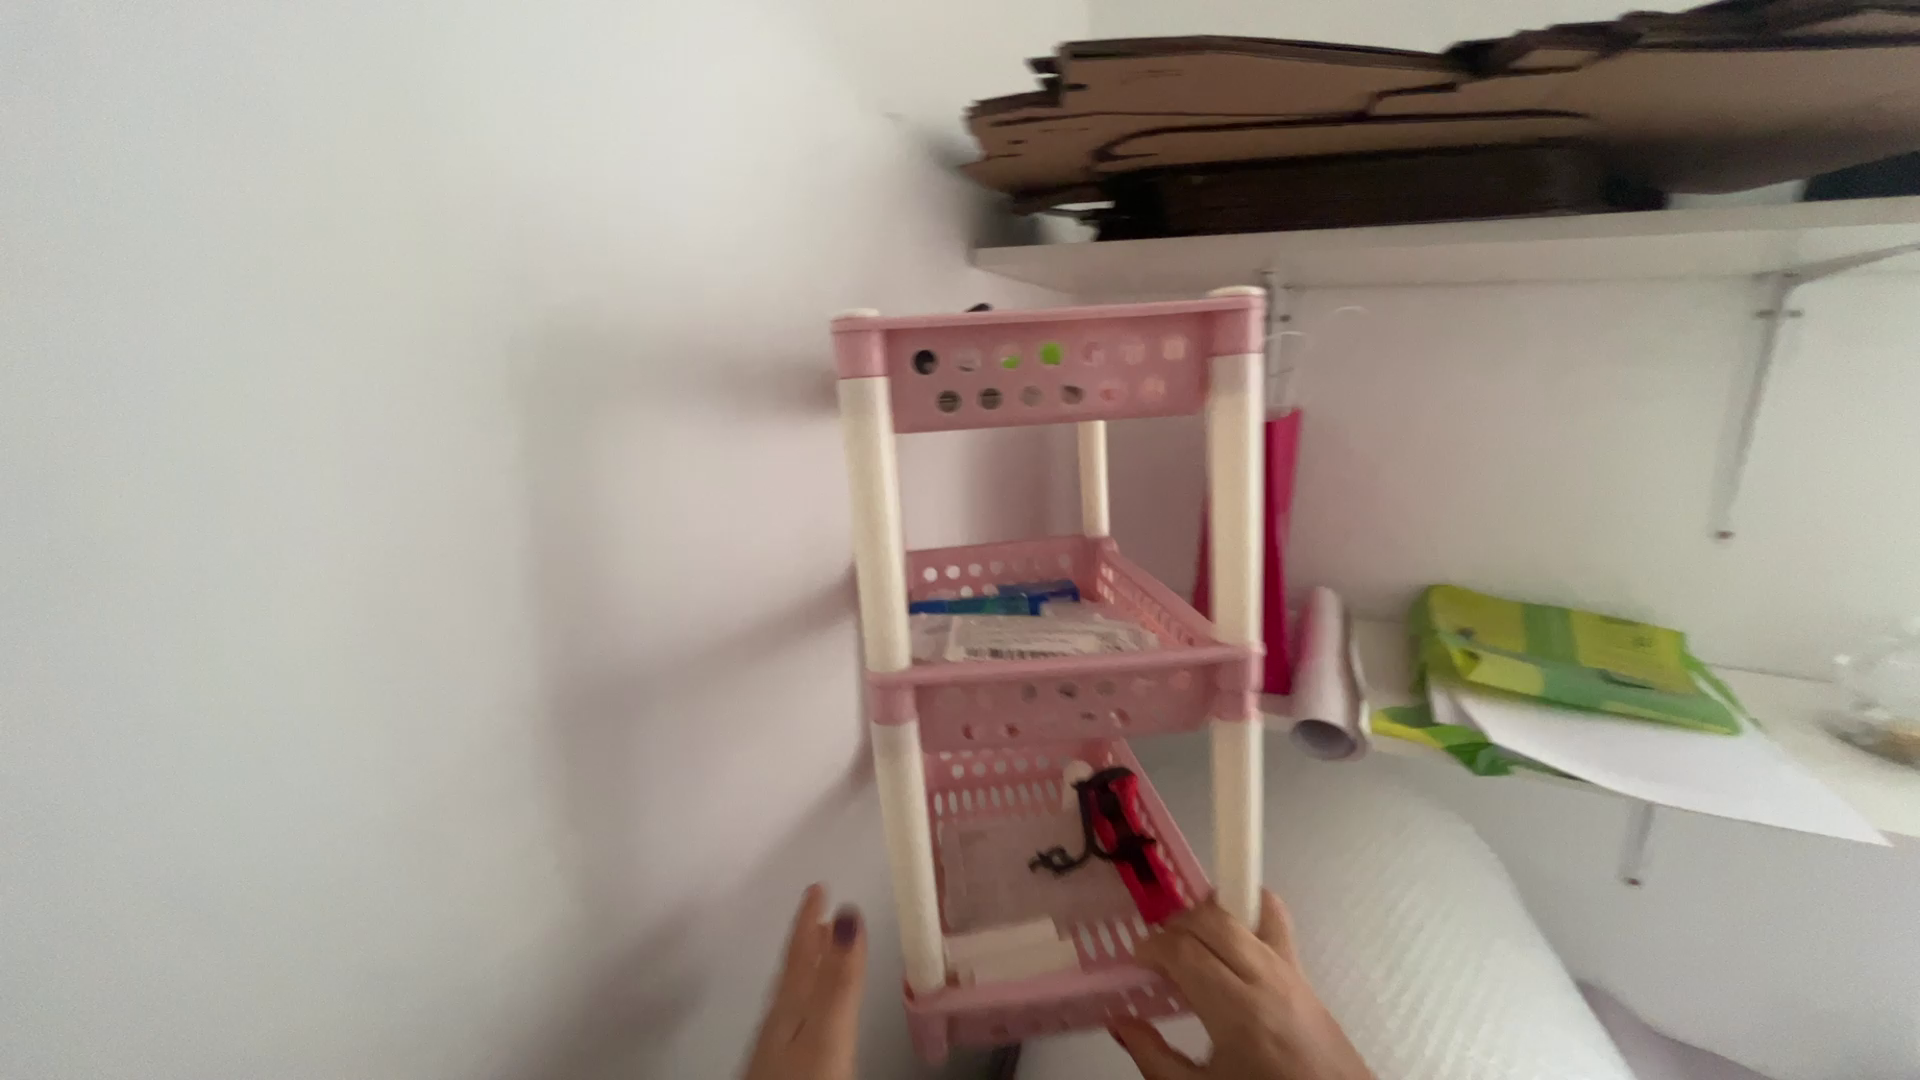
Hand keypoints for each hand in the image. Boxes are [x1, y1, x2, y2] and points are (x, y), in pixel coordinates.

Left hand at [741, 885, 866, 1079]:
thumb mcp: (826, 1034)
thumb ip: (837, 979)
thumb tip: (846, 912)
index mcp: (789, 1010)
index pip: (799, 955)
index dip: (808, 919)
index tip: (817, 886)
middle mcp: (777, 1029)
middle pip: (793, 976)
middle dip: (807, 942)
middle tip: (818, 910)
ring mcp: (775, 1059)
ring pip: (791, 1001)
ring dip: (806, 972)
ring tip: (818, 951)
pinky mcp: (783, 1079)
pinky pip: (794, 1025)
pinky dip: (805, 1005)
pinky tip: (810, 1020)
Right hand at [1110, 890, 1373, 1079]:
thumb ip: (1156, 1059)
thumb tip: (1121, 1021)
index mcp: (1238, 1013)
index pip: (1183, 949)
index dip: (1152, 946)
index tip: (1140, 960)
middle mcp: (1265, 978)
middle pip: (1209, 918)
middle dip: (1176, 924)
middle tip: (1162, 951)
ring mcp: (1289, 968)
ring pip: (1242, 906)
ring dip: (1208, 912)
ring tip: (1194, 939)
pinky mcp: (1303, 968)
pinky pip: (1274, 916)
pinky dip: (1245, 907)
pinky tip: (1229, 931)